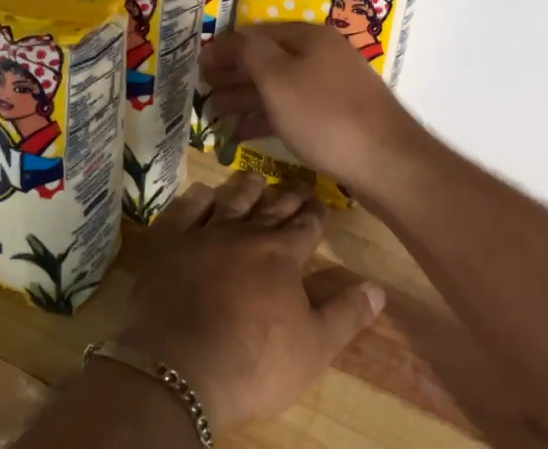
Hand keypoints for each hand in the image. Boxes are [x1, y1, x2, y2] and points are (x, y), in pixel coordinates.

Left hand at [115, 172, 387, 429]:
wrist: (180, 369)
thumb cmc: (255, 363)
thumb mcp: (314, 348)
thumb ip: (346, 314)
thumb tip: (378, 288)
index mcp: (282, 256)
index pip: (306, 226)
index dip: (316, 214)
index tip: (322, 202)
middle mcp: (245, 234)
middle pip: (272, 208)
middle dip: (289, 196)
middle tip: (299, 183)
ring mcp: (203, 234)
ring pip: (230, 200)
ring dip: (246, 187)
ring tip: (256, 178)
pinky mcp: (168, 242)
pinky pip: (185, 209)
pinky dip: (197, 198)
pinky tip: (203, 193)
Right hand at [199, 23, 422, 192]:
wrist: (387, 162)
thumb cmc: (324, 115)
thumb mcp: (277, 78)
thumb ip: (249, 52)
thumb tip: (230, 39)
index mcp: (308, 36)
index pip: (254, 34)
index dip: (224, 48)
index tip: (198, 65)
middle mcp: (321, 55)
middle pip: (267, 59)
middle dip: (234, 73)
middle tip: (204, 90)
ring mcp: (331, 87)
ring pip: (279, 86)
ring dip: (246, 96)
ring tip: (216, 111)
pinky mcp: (337, 117)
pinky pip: (292, 109)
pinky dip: (267, 116)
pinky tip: (244, 132)